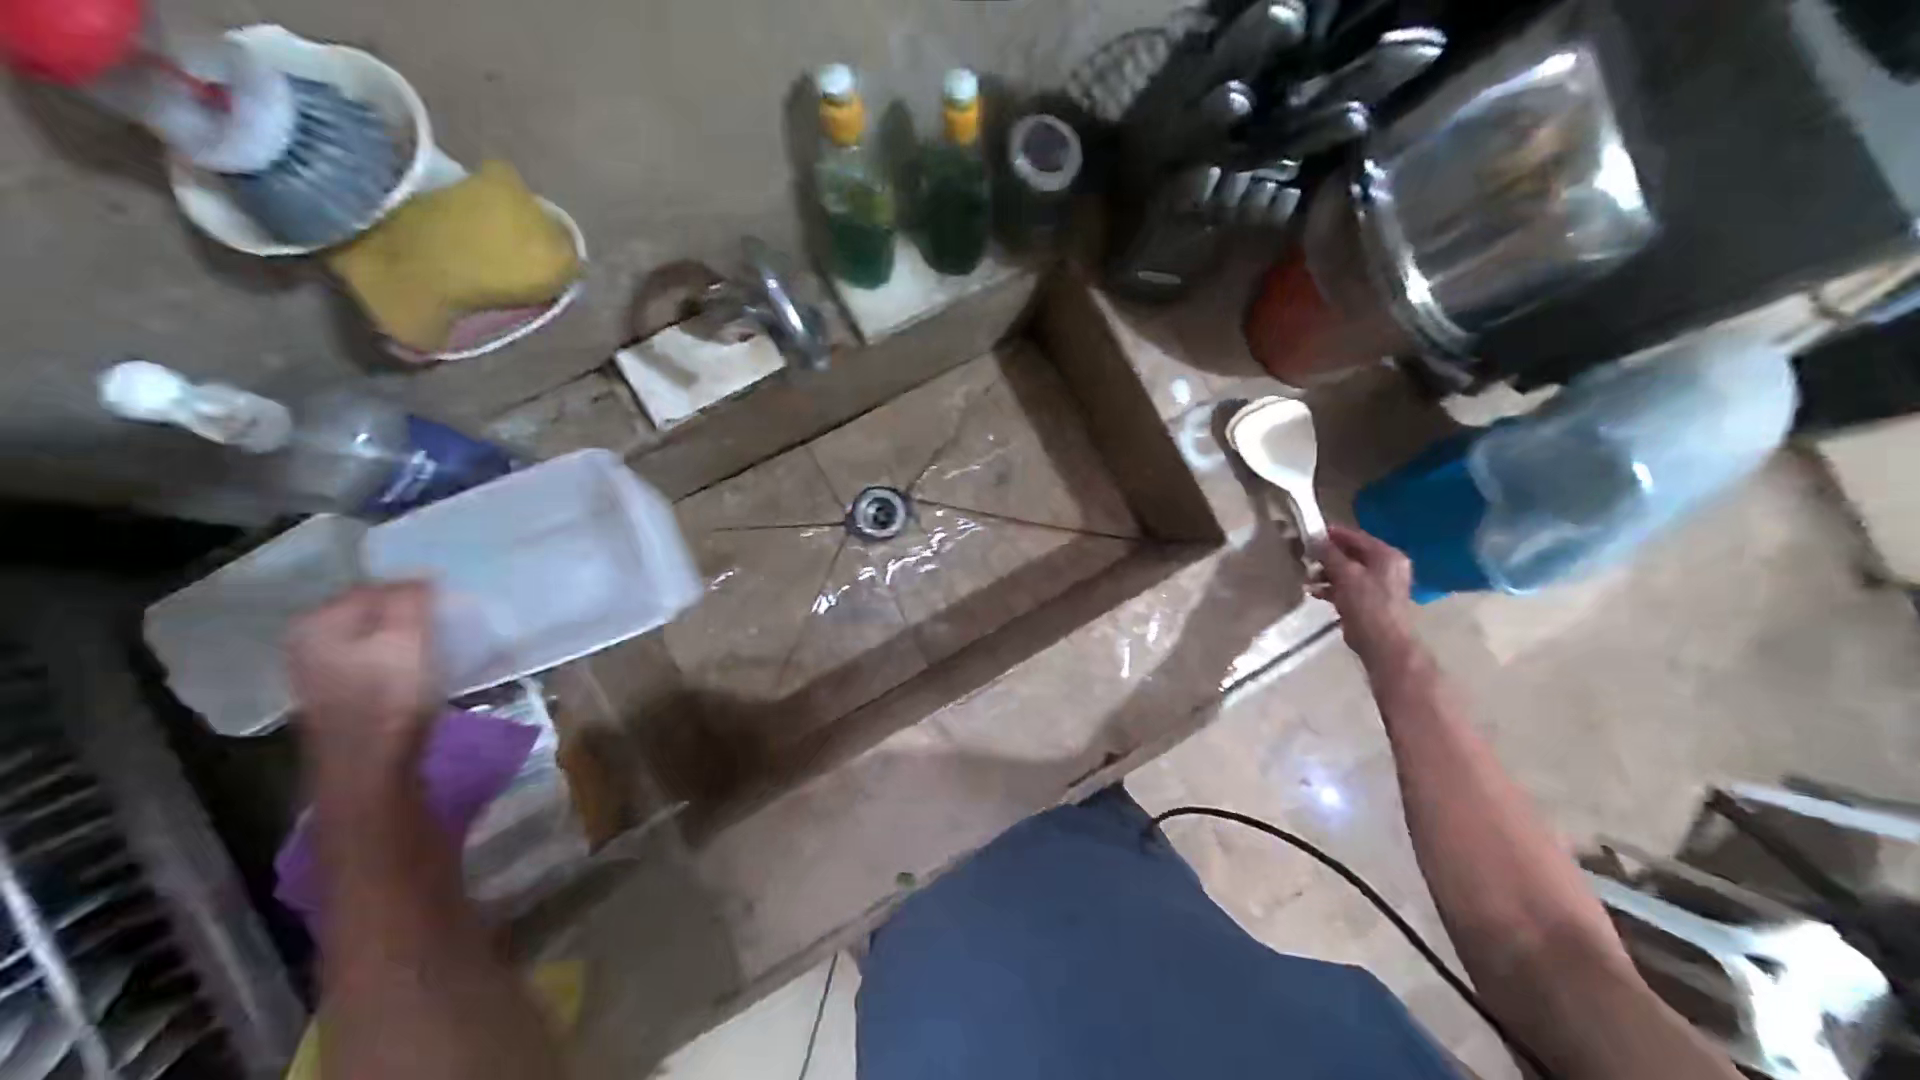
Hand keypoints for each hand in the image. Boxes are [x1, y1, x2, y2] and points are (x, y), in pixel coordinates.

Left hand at [286, 583, 439, 764]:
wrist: (371, 769)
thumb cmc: (390, 697)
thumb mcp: (407, 637)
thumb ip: (410, 598)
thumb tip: (417, 577)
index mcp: (317, 622)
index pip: (376, 587)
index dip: (415, 593)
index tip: (447, 608)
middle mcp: (307, 643)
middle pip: (373, 615)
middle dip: (410, 616)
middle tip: (447, 627)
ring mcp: (319, 674)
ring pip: (375, 640)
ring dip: (408, 641)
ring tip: (440, 651)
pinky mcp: (339, 699)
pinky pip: (375, 665)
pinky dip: (400, 664)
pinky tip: (421, 676)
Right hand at [1313, 524, 1419, 669]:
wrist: (1382, 641)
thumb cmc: (1367, 603)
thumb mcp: (1346, 574)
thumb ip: (1330, 554)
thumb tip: (1316, 538)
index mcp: (1386, 555)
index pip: (1356, 537)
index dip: (1333, 534)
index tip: (1310, 532)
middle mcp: (1385, 566)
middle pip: (1350, 554)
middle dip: (1326, 556)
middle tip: (1305, 556)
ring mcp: (1377, 585)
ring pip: (1346, 572)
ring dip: (1325, 573)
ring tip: (1307, 577)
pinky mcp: (1368, 601)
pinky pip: (1346, 587)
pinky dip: (1331, 588)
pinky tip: (1314, 591)